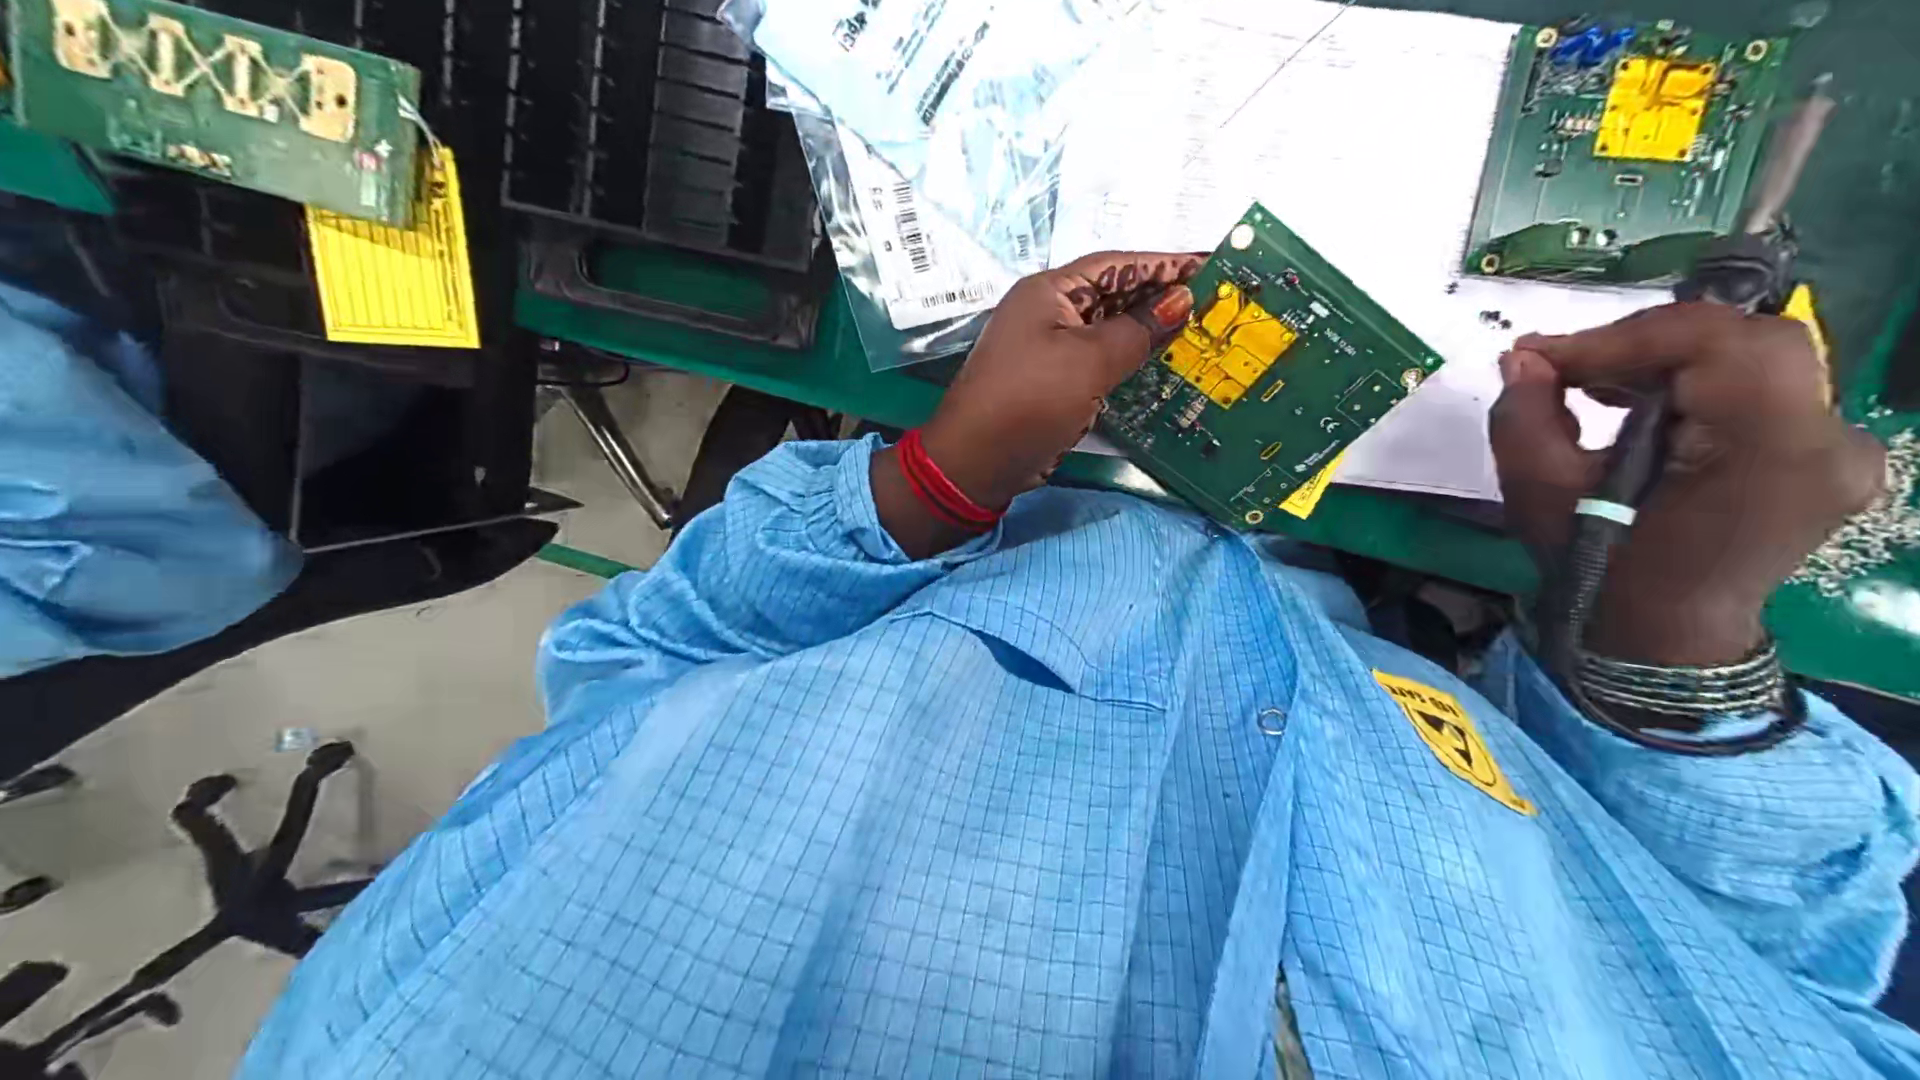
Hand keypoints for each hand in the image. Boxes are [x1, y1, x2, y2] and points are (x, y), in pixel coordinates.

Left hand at [875, 251, 1201, 556]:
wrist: (975, 462)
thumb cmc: (1029, 402)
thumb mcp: (1088, 362)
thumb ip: (1137, 329)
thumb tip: (1181, 300)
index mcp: (1049, 292)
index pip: (1117, 265)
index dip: (1165, 265)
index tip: (1211, 267)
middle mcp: (1047, 313)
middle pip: (1113, 296)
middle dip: (1159, 299)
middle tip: (1212, 305)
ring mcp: (1047, 350)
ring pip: (1107, 331)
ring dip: (1146, 332)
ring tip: (1195, 334)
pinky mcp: (1051, 383)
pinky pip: (1097, 363)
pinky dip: (1127, 363)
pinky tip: (1158, 368)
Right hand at [1490, 302, 1883, 665]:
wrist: (1661, 632)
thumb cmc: (1599, 568)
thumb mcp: (1540, 496)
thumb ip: (1525, 420)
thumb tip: (1523, 360)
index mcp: (1774, 454)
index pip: (1723, 344)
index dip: (1624, 337)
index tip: (1542, 356)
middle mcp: (1832, 440)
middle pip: (1747, 342)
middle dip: (1641, 342)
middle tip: (1560, 364)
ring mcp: (1840, 445)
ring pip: (1752, 360)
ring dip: (1659, 360)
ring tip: (1583, 381)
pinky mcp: (1819, 451)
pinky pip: (1755, 389)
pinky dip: (1685, 383)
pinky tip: (1631, 401)